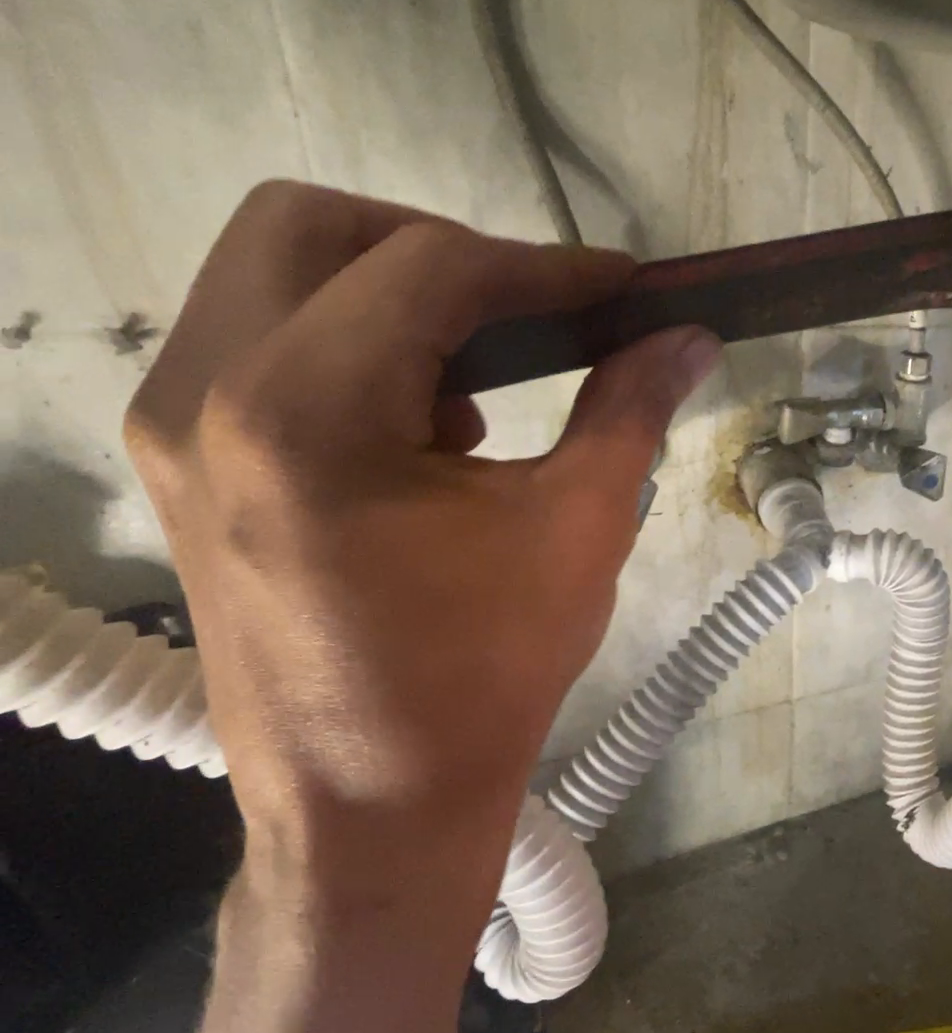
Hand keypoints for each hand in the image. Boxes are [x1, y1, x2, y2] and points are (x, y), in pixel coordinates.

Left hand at [125, 180, 717, 883]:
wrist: (376, 803)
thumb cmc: (485, 669)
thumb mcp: (581, 526)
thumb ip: (632, 408)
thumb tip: (691, 337)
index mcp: (304, 409)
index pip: (427, 266)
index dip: (543, 265)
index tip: (625, 288)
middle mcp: (205, 393)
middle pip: (309, 228)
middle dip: (442, 248)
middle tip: (536, 312)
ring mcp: (178, 431)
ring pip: (274, 281)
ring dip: (396, 298)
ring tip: (492, 381)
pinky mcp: (189, 469)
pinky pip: (263, 348)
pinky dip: (357, 350)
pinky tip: (437, 432)